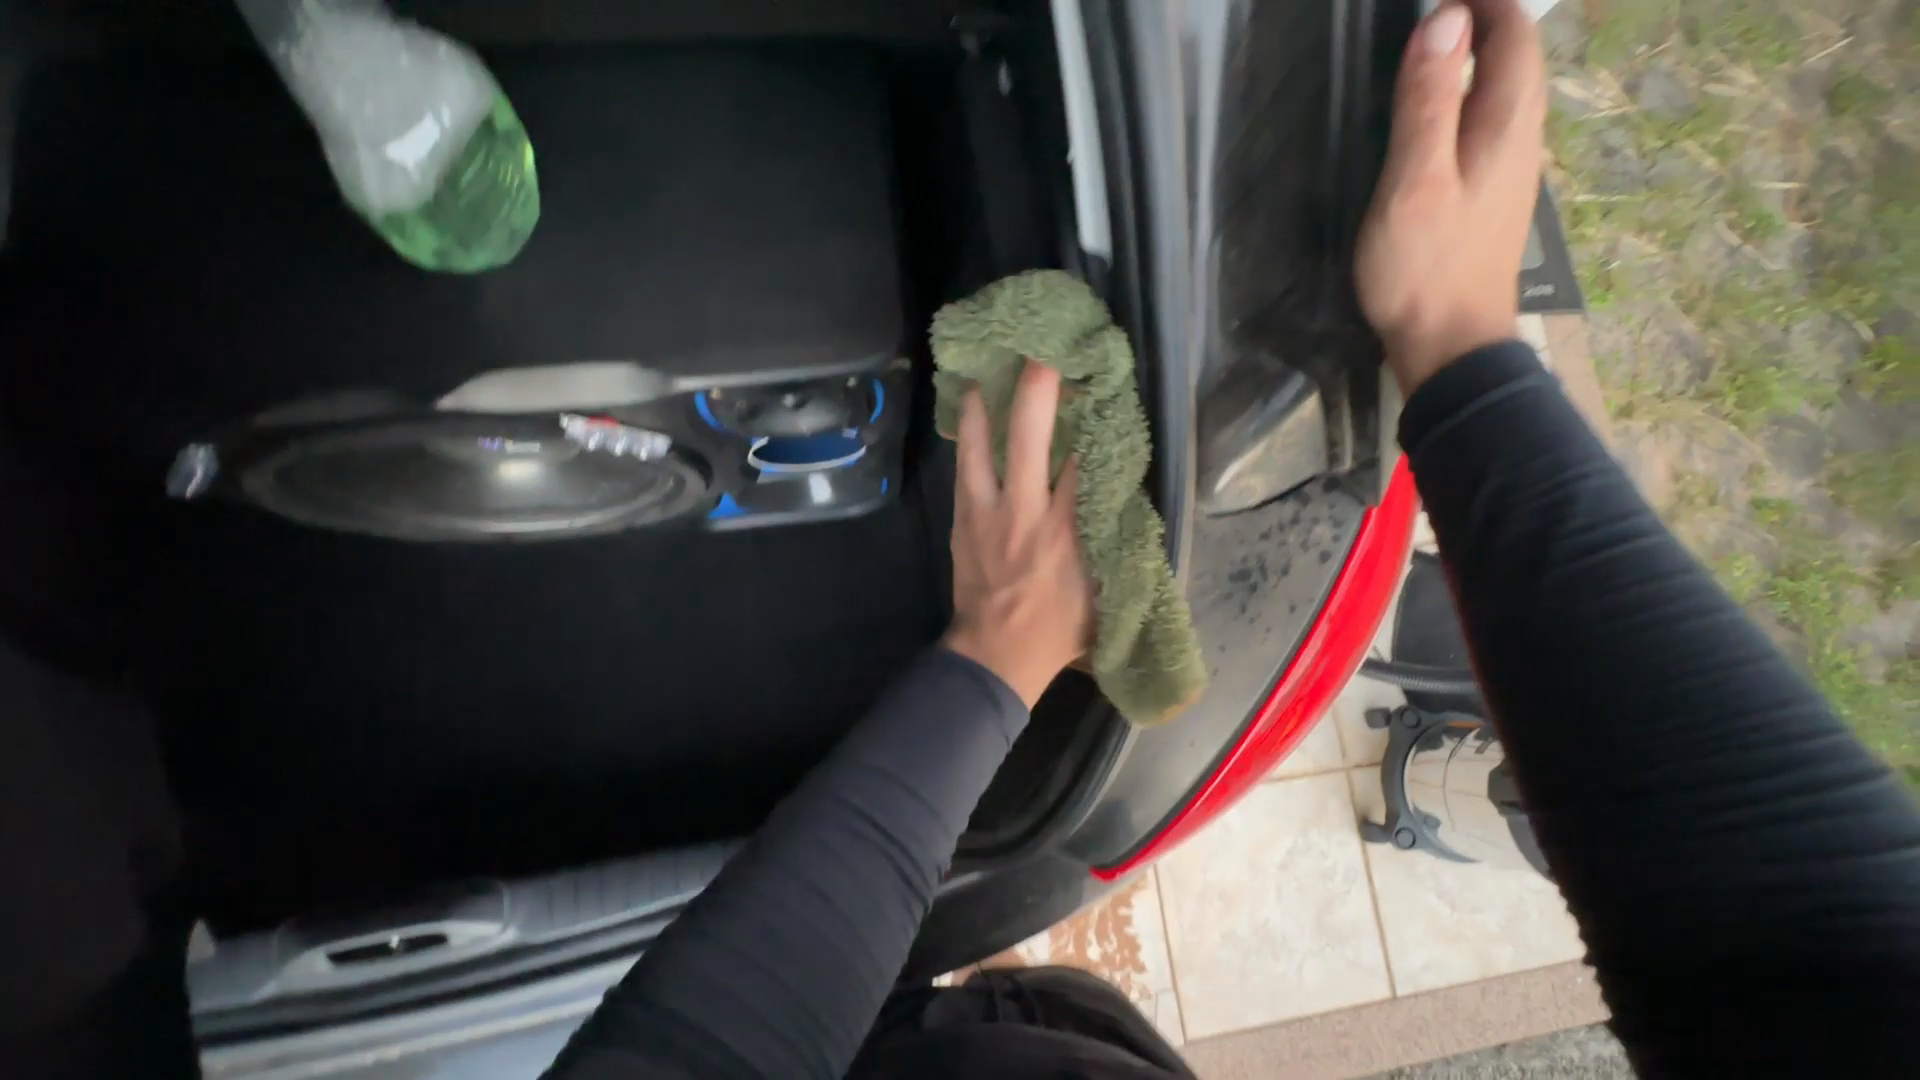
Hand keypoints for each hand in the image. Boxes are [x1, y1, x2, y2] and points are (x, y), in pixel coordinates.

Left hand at [944, 361, 1094, 708]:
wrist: (995, 657)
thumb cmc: (1059, 629)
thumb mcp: (1103, 590)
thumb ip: (1112, 541)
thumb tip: (1122, 498)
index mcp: (1067, 531)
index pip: (1081, 461)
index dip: (1090, 419)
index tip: (1096, 382)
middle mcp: (1024, 512)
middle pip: (1029, 439)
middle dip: (1037, 391)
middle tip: (1041, 351)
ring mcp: (985, 514)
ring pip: (980, 447)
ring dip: (983, 405)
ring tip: (985, 368)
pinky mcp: (961, 520)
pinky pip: (963, 468)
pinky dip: (967, 437)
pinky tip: (968, 412)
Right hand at [1355, 0, 1546, 394]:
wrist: (1449, 342)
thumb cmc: (1425, 267)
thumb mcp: (1414, 183)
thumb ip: (1426, 105)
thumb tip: (1446, 18)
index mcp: (1505, 125)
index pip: (1513, 34)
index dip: (1485, 1)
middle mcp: (1519, 138)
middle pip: (1516, 59)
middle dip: (1485, 22)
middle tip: (1435, 16)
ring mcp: (1509, 171)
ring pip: (1504, 94)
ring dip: (1478, 62)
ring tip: (1434, 53)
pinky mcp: (1490, 199)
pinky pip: (1488, 127)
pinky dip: (1467, 102)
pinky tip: (1439, 120)